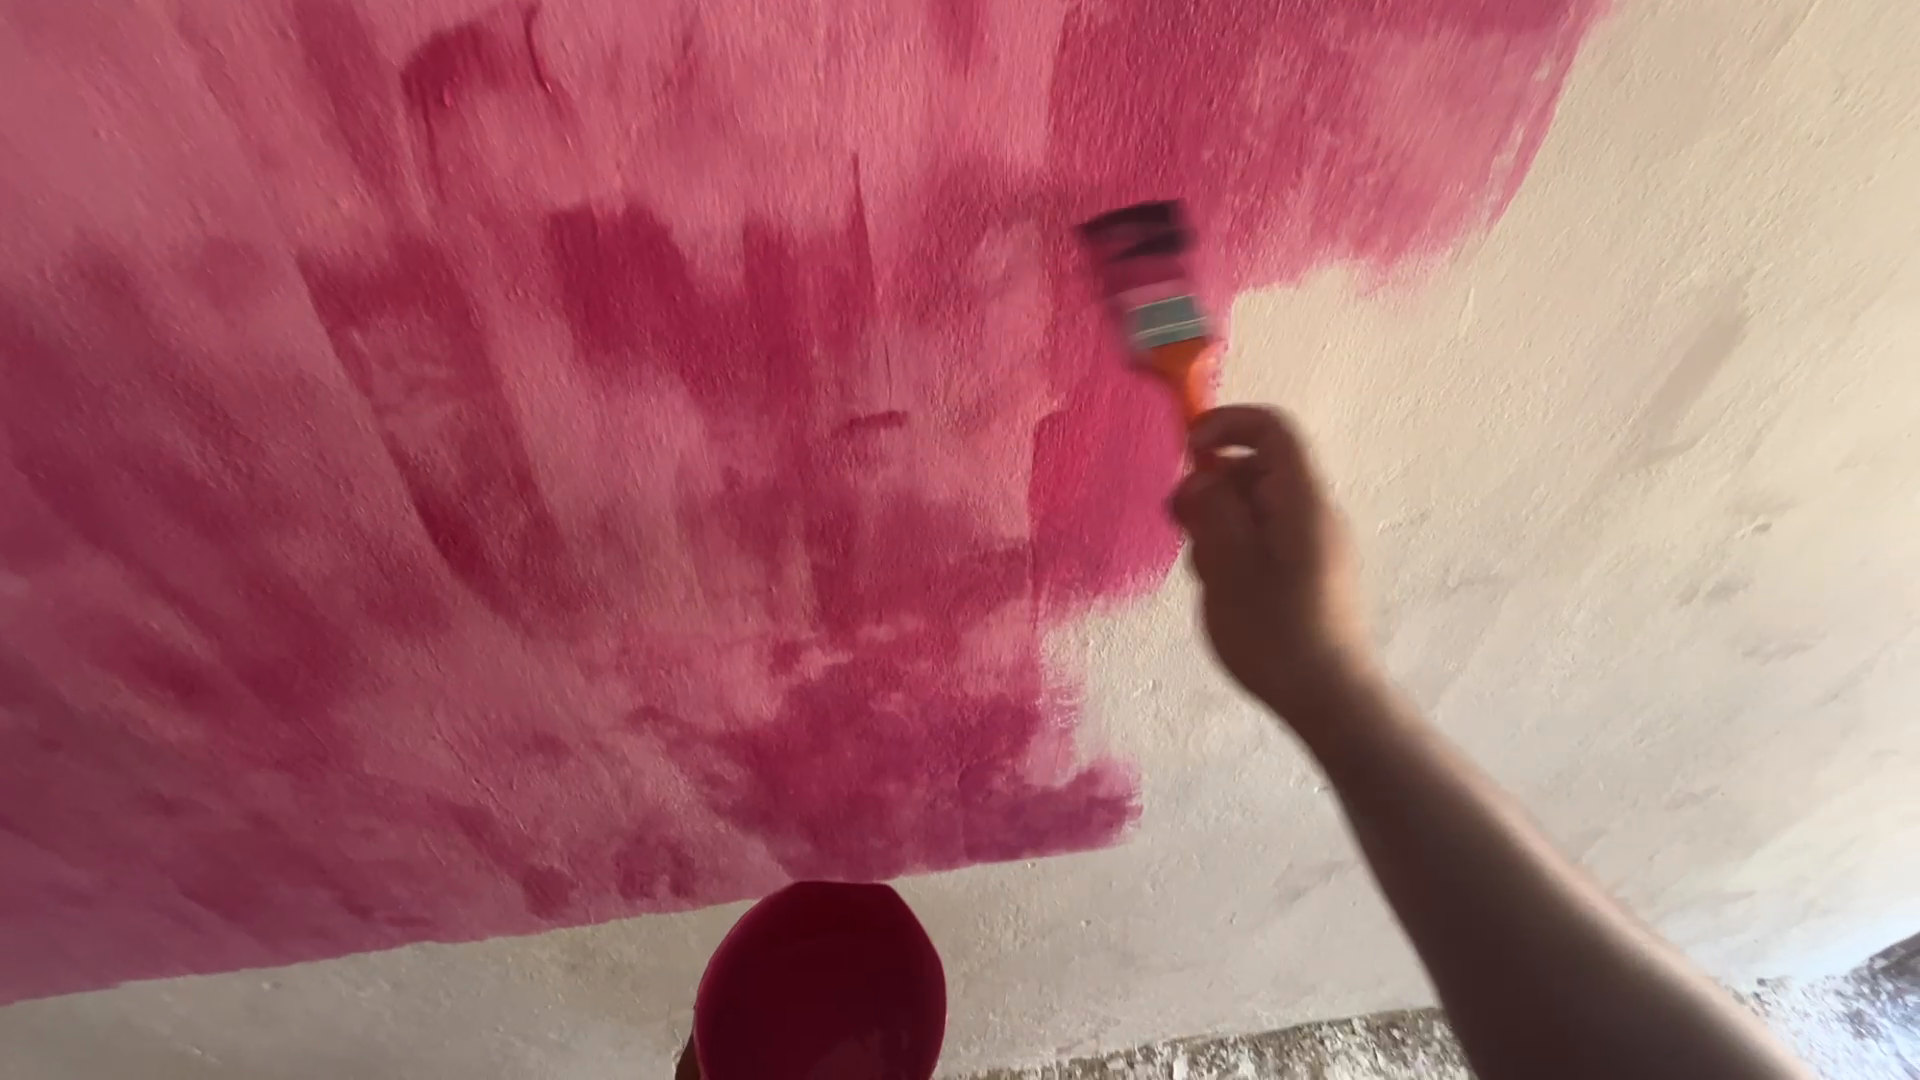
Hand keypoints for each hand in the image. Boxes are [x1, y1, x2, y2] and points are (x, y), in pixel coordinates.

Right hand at [1170, 406, 1375, 723]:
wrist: (1329, 699)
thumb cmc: (1274, 633)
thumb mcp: (1228, 567)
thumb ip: (1212, 510)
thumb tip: (1203, 476)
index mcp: (1303, 502)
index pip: (1272, 429)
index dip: (1226, 424)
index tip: (1186, 452)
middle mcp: (1316, 513)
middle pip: (1258, 469)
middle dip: (1213, 488)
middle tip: (1185, 529)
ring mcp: (1316, 543)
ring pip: (1256, 506)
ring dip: (1219, 523)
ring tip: (1205, 572)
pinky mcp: (1310, 570)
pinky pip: (1265, 536)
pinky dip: (1235, 546)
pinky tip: (1223, 588)